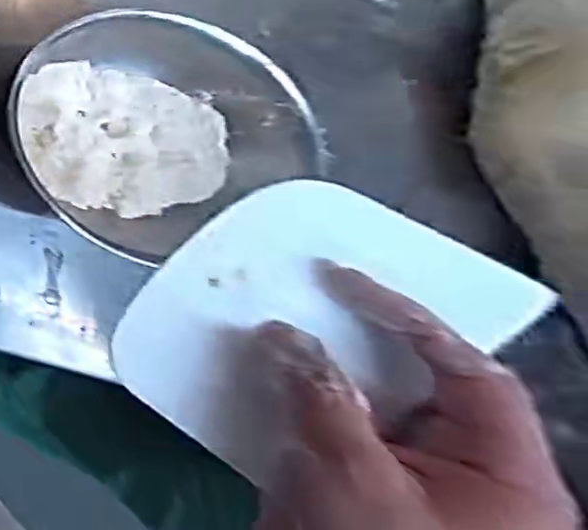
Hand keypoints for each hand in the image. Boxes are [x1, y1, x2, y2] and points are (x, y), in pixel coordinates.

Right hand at [256, 266, 576, 529]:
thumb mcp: (350, 473)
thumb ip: (322, 397)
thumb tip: (287, 335)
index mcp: (508, 479)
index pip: (473, 376)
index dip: (408, 318)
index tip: (339, 279)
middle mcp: (473, 477)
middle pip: (422, 385)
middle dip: (357, 338)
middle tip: (302, 296)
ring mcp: (418, 485)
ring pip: (373, 403)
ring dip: (320, 366)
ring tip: (274, 331)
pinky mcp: (368, 490)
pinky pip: (339, 426)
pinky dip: (300, 396)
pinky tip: (262, 376)